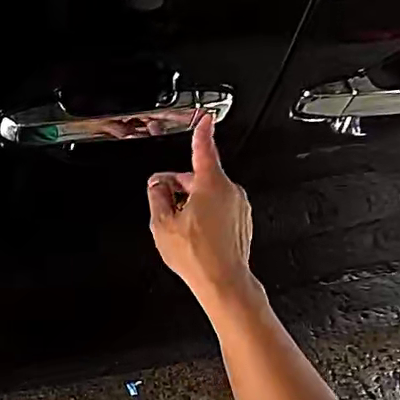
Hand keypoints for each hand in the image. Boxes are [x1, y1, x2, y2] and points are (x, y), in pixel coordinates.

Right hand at [147, 114, 258, 308]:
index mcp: (211, 185)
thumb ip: (157, 196)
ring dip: (192, 203)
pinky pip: (220, 209)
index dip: (202, 132)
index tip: (206, 119)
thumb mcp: (162, 223)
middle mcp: (230, 191)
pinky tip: (193, 235)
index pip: (204, 149)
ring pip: (209, 194)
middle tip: (163, 203)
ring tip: (178, 227)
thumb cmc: (198, 255)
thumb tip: (157, 184)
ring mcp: (239, 207)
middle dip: (181, 186)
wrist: (223, 281)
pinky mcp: (242, 222)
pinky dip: (205, 216)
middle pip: (200, 177)